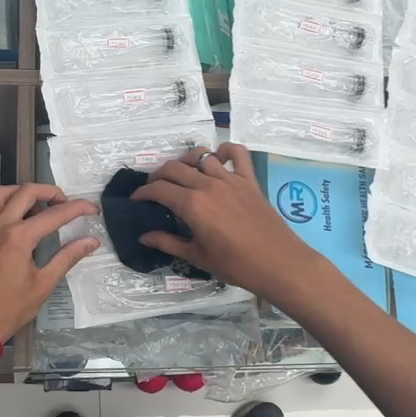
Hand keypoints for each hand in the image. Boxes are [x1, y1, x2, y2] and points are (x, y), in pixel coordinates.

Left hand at [0, 184, 98, 341]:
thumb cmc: (9, 310)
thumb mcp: (43, 285)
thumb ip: (67, 258)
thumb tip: (91, 242)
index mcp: (19, 237)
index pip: (55, 214)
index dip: (78, 208)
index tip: (91, 209)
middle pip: (26, 191)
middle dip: (49, 191)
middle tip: (62, 203)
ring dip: (19, 193)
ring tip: (32, 207)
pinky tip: (2, 219)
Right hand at [132, 143, 325, 303]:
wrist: (278, 263)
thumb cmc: (236, 265)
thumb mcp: (197, 257)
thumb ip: (168, 243)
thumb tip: (144, 236)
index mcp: (192, 204)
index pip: (159, 189)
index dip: (143, 193)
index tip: (137, 199)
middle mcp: (208, 184)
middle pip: (175, 168)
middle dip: (159, 176)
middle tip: (154, 189)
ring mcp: (230, 179)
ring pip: (201, 155)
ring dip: (186, 161)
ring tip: (182, 173)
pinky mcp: (249, 180)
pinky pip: (237, 153)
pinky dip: (225, 150)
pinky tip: (218, 159)